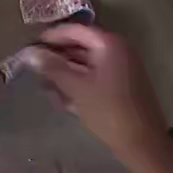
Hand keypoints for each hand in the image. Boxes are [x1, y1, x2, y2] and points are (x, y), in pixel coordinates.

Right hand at [19, 23, 169, 162]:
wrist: (141, 141)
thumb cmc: (108, 110)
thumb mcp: (77, 88)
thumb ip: (53, 68)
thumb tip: (30, 52)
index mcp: (110, 44)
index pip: (76, 30)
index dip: (52, 35)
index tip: (30, 44)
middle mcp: (118, 50)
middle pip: (81, 46)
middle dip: (57, 57)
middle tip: (33, 66)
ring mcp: (122, 68)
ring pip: (87, 64)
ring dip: (65, 72)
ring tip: (42, 84)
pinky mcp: (122, 86)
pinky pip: (95, 77)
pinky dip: (79, 84)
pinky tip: (60, 97)